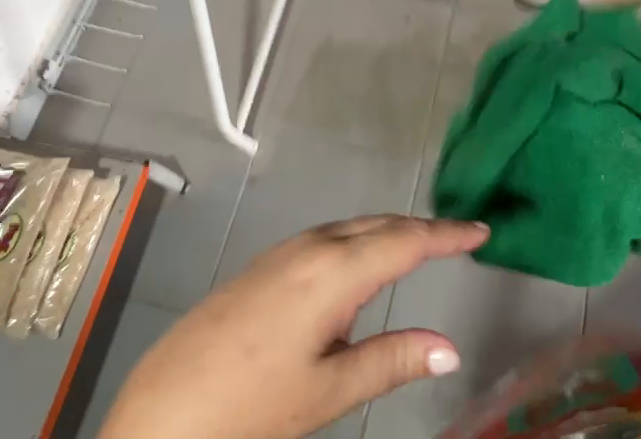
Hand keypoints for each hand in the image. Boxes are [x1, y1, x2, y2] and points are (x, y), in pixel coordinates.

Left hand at [100, 216, 489, 438]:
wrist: (159, 416)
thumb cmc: (251, 407)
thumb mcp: (328, 391)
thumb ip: (392, 361)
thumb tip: (450, 348)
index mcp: (332, 273)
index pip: (404, 242)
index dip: (446, 235)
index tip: (481, 230)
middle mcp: (307, 249)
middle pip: (376, 225)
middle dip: (419, 228)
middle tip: (457, 238)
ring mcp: (277, 255)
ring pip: (347, 229)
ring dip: (386, 233)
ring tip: (416, 249)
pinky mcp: (258, 268)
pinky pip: (322, 240)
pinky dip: (354, 243)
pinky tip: (354, 273)